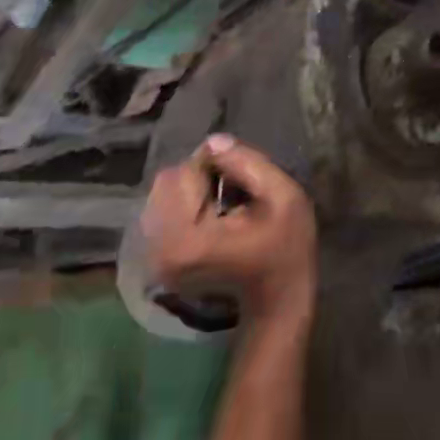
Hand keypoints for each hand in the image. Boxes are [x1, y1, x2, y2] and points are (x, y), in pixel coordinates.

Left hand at [140, 134, 316, 323]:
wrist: (278, 298)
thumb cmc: (286, 247)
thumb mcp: (283, 196)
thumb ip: (249, 163)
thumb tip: (214, 141)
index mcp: (186, 237)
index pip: (183, 173)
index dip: (215, 164)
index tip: (243, 176)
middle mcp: (158, 249)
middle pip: (165, 183)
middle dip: (199, 175)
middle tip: (234, 190)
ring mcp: (154, 258)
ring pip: (161, 195)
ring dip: (192, 189)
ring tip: (225, 203)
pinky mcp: (156, 261)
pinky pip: (161, 212)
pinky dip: (185, 204)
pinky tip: (212, 215)